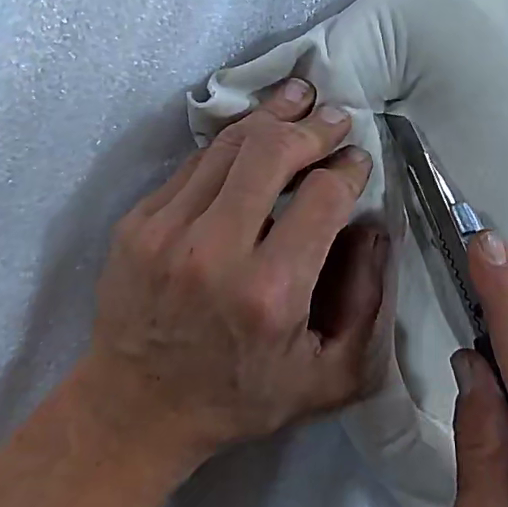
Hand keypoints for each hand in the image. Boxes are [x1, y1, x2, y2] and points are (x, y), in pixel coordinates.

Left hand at [82, 78, 387, 459]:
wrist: (135, 409)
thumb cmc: (241, 397)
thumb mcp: (330, 378)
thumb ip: (368, 304)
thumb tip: (372, 228)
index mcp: (270, 292)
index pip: (322, 196)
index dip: (349, 168)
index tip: (358, 161)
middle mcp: (215, 253)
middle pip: (272, 152)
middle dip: (313, 127)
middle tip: (336, 117)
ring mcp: (167, 232)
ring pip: (230, 144)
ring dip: (272, 116)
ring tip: (299, 98)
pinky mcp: (138, 223)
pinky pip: (195, 162)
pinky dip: (232, 141)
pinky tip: (254, 132)